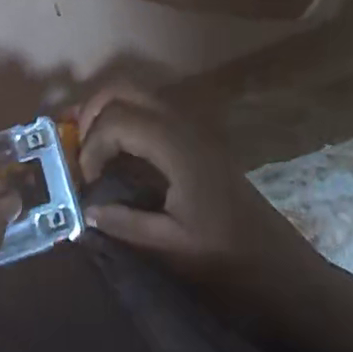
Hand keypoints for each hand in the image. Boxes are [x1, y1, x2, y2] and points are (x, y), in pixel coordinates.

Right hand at [79, 89, 352, 351]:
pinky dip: (124, 118)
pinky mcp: (194, 139)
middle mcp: (182, 124)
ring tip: (86, 146)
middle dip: (92, 108)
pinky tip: (114, 152)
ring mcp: (190, 127)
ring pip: (139, 94)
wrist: (279, 263)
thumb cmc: (228, 256)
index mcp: (176, 146)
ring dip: (108, 110)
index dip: (91, 144)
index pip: (119, 118)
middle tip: (74, 145)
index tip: (83, 181)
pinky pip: (150, 111)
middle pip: (127, 88)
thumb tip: (85, 209)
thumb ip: (126, 224)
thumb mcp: (173, 247)